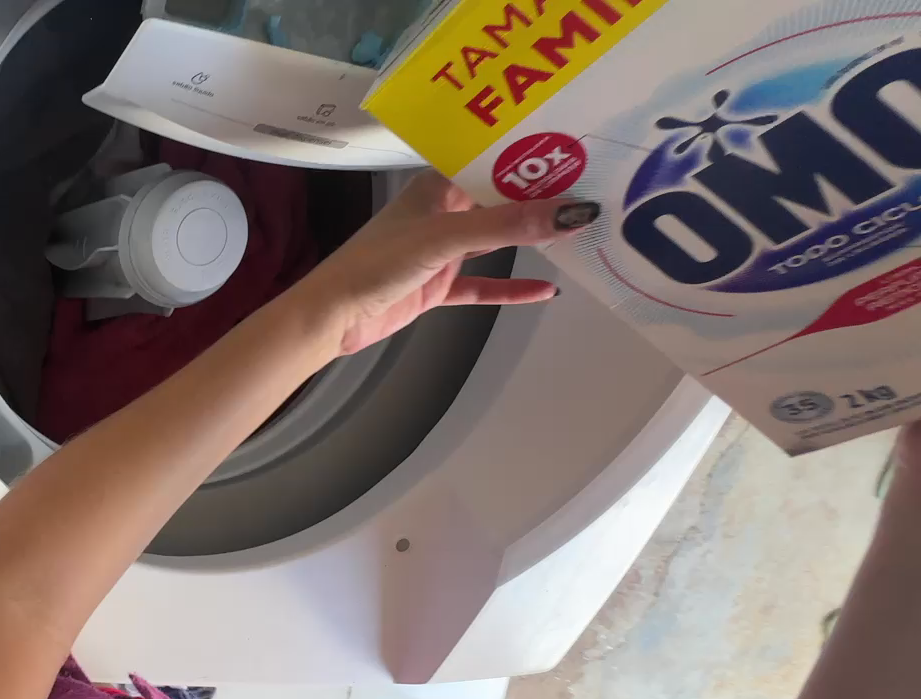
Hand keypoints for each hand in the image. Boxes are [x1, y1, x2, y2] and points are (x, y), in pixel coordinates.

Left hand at [293, 170, 599, 355]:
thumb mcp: (444, 237)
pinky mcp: (433, 288)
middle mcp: (439, 214)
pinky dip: (508, 288)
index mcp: (435, 186)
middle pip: (501, 198)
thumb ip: (506, 224)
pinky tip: (546, 290)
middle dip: (545, 193)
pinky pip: (480, 286)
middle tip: (607, 182)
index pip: (495, 158)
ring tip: (587, 228)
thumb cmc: (375, 265)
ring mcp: (438, 253)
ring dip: (531, 238)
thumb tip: (576, 211)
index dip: (538, 150)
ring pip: (494, 240)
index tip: (592, 142)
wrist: (330, 317)